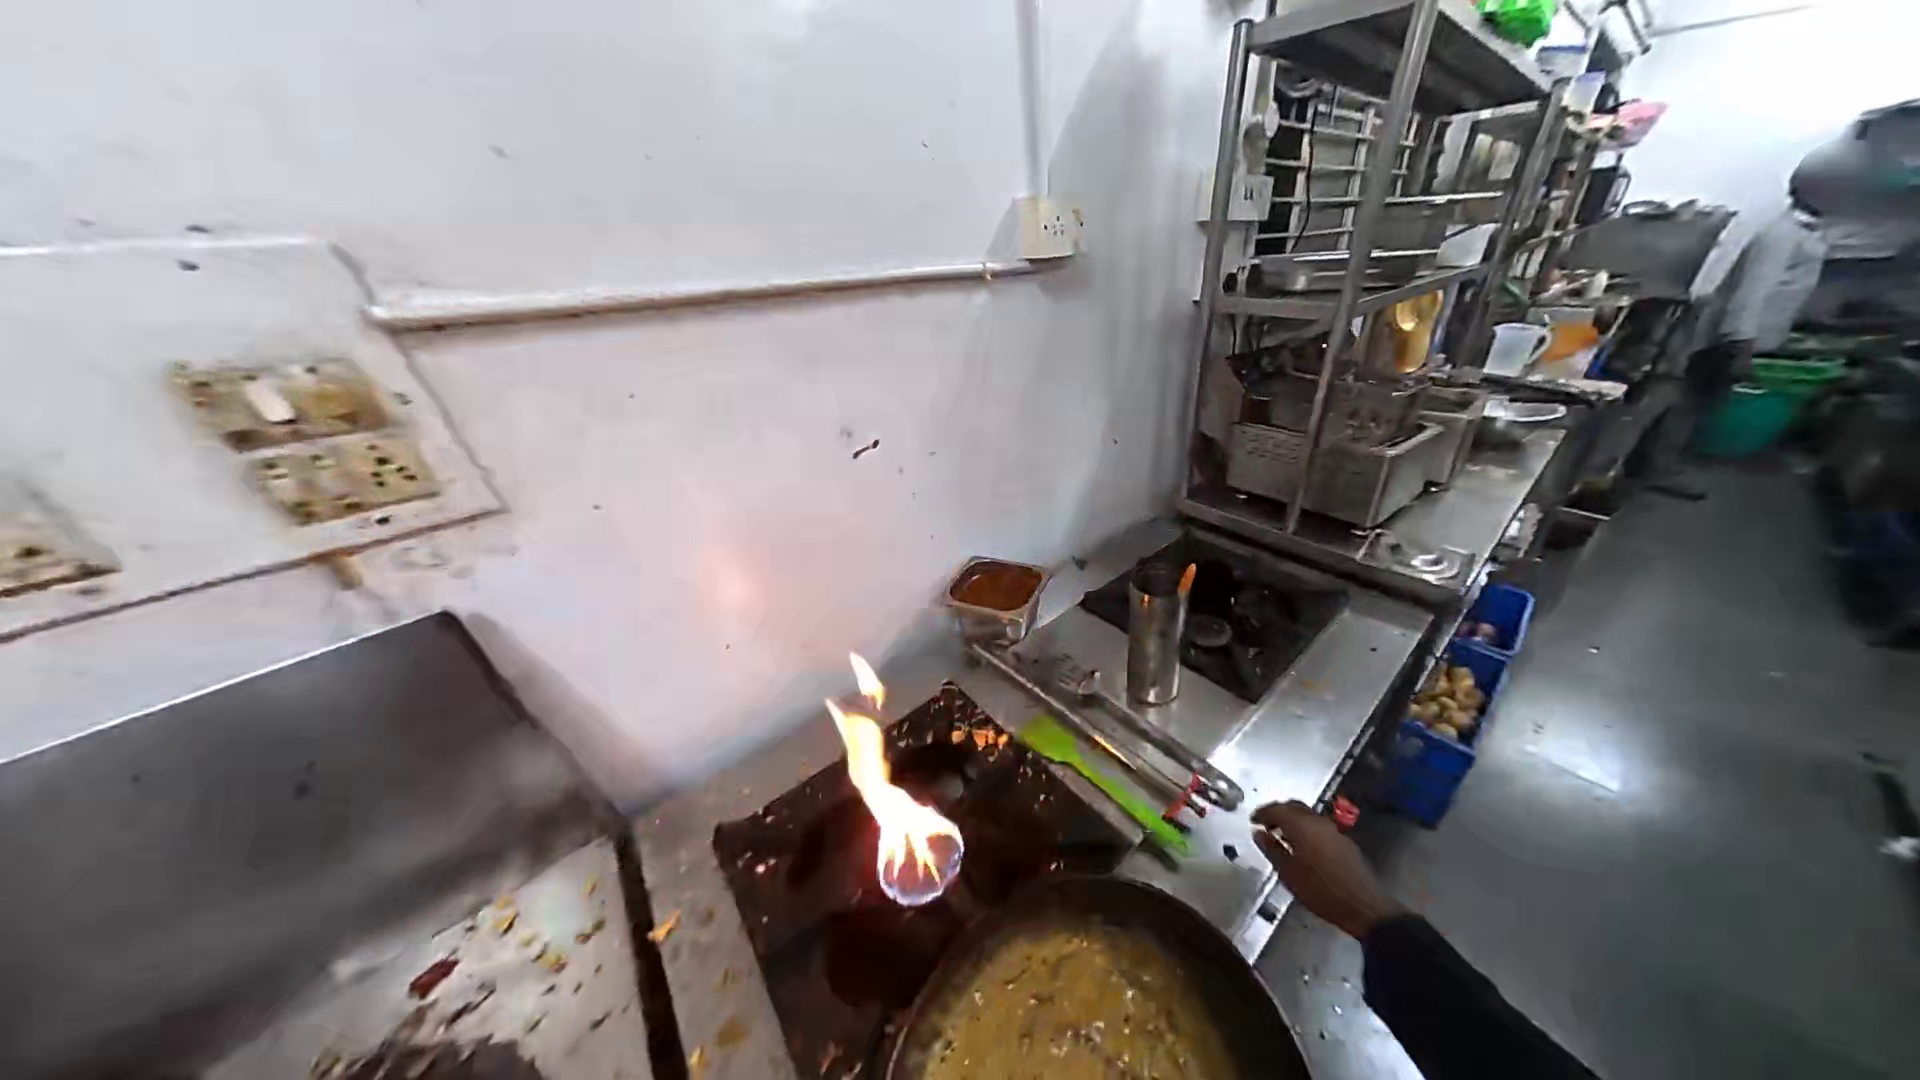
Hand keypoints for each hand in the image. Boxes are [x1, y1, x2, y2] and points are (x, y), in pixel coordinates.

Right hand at [1251, 800, 1400, 939]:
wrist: (1363, 908)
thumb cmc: (1320, 891)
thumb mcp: (1287, 873)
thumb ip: (1271, 849)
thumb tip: (1259, 834)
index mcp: (1301, 825)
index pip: (1276, 809)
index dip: (1262, 813)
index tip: (1253, 821)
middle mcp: (1318, 822)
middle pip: (1293, 806)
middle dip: (1277, 812)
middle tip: (1266, 824)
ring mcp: (1333, 831)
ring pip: (1307, 815)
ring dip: (1293, 820)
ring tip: (1282, 835)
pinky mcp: (1344, 842)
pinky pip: (1319, 826)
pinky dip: (1306, 828)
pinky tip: (1303, 846)